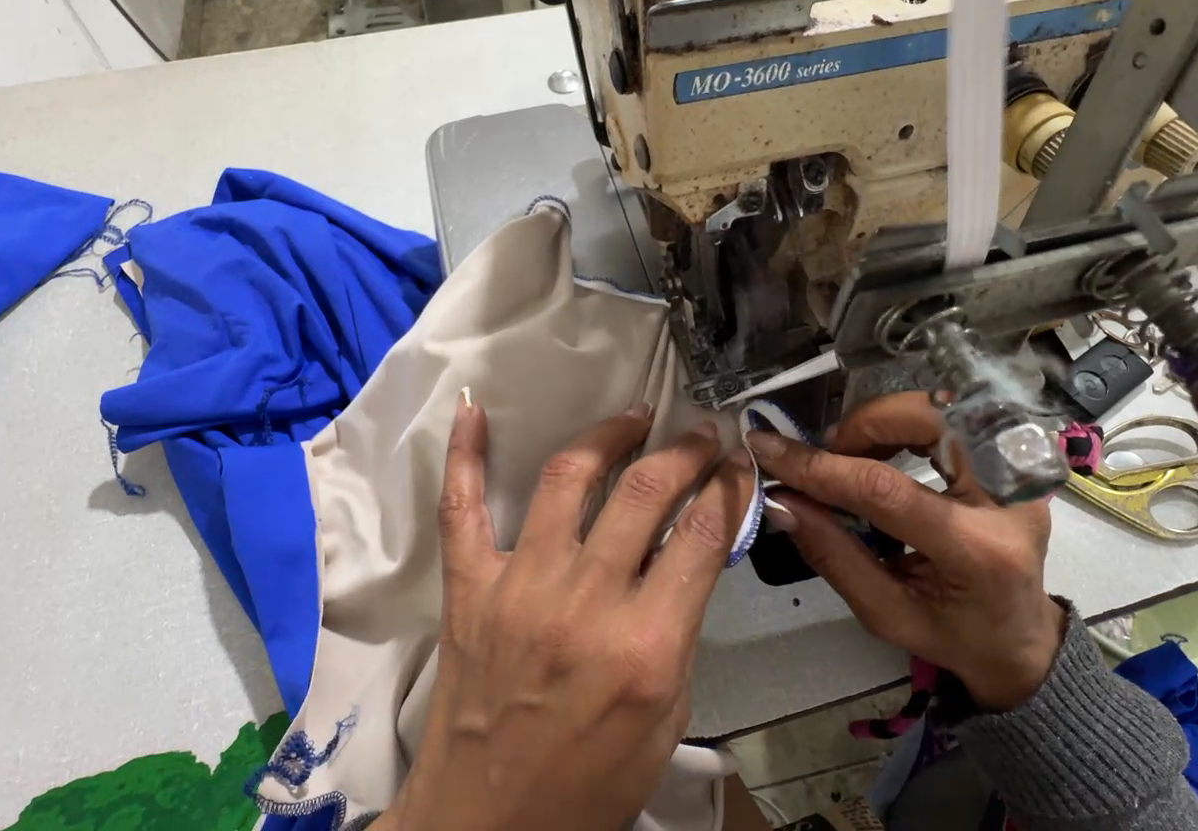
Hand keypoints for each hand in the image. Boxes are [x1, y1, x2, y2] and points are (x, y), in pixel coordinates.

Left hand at [379, 396, 753, 830]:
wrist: (488, 823)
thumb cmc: (592, 779)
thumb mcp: (668, 714)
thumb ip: (679, 625)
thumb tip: (687, 549)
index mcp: (646, 646)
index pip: (701, 534)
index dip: (729, 486)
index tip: (737, 462)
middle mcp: (584, 603)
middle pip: (645, 491)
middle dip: (684, 450)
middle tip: (699, 434)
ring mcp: (519, 587)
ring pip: (567, 477)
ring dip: (608, 435)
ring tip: (634, 416)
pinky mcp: (469, 587)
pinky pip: (461, 507)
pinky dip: (464, 454)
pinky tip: (473, 408)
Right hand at [750, 392, 1064, 711]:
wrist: (1022, 639)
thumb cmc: (953, 635)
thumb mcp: (885, 613)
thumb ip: (832, 554)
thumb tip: (780, 499)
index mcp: (976, 551)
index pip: (886, 489)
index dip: (821, 467)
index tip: (769, 448)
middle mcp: (1008, 500)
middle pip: (929, 421)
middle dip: (865, 424)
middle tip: (830, 452)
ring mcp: (1018, 473)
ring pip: (943, 406)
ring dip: (884, 418)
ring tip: (851, 451)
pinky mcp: (1012, 459)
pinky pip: (953, 416)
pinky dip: (906, 420)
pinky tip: (881, 447)